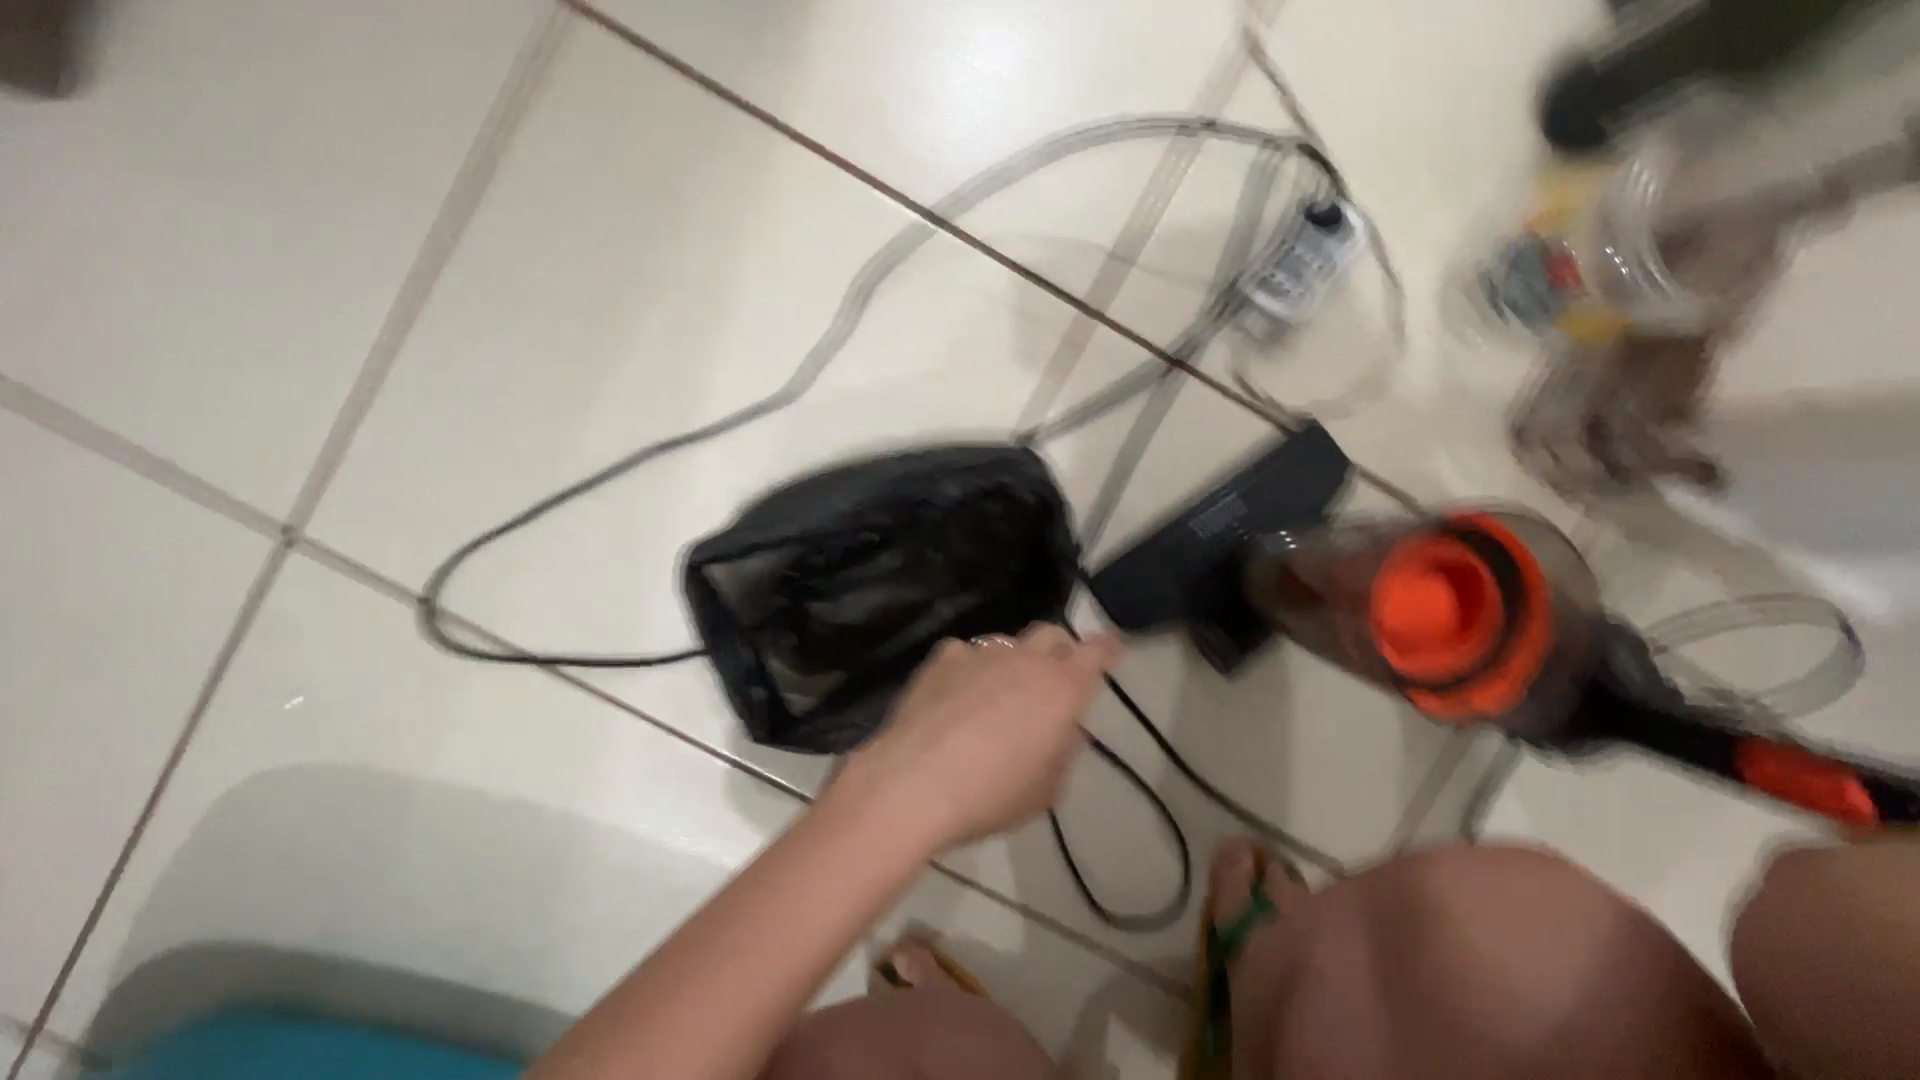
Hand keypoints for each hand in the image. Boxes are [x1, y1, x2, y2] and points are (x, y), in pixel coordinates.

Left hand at [824, 623, 1123, 852]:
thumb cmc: (991, 794)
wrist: (915, 783)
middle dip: (1060, 651)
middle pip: (1053, 636)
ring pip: (1008, 643)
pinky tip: (959, 694)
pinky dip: (971, 668)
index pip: (1097, 652)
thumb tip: (1065, 732)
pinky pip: (967, 653)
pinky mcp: (942, 659)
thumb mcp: (1045, 791)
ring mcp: (981, 654)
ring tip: (1002, 691)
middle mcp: (1026, 660)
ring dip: (1014, 660)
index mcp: (1062, 688)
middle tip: (1056, 677)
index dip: (1108, 648)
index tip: (1113, 649)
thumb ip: (1063, 754)